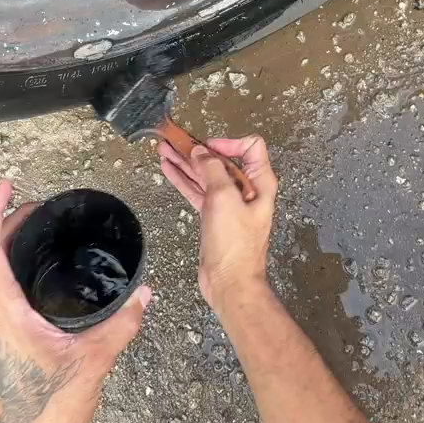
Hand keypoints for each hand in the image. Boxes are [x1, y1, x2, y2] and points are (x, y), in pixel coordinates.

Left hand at [0, 180, 149, 422]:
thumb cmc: (48, 409)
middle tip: (36, 202)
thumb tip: (146, 294)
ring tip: (37, 225)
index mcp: (3, 309)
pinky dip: (12, 263)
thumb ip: (121, 324)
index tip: (7, 185)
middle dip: (5, 218)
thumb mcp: (92, 361)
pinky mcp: (1, 335)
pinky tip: (41, 268)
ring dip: (7, 240)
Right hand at [158, 135, 278, 308]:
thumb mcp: (224, 198)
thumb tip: (201, 152)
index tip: (206, 146)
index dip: (228, 143)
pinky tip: (169, 169)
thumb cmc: (234, 244)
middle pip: (221, 161)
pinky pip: (197, 191)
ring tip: (164, 150)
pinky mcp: (213, 217)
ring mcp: (228, 204)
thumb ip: (212, 169)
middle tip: (175, 140)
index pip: (250, 148)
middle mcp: (245, 190)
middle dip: (198, 150)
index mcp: (259, 182)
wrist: (229, 282)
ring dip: (185, 163)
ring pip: (205, 175)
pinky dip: (183, 180)